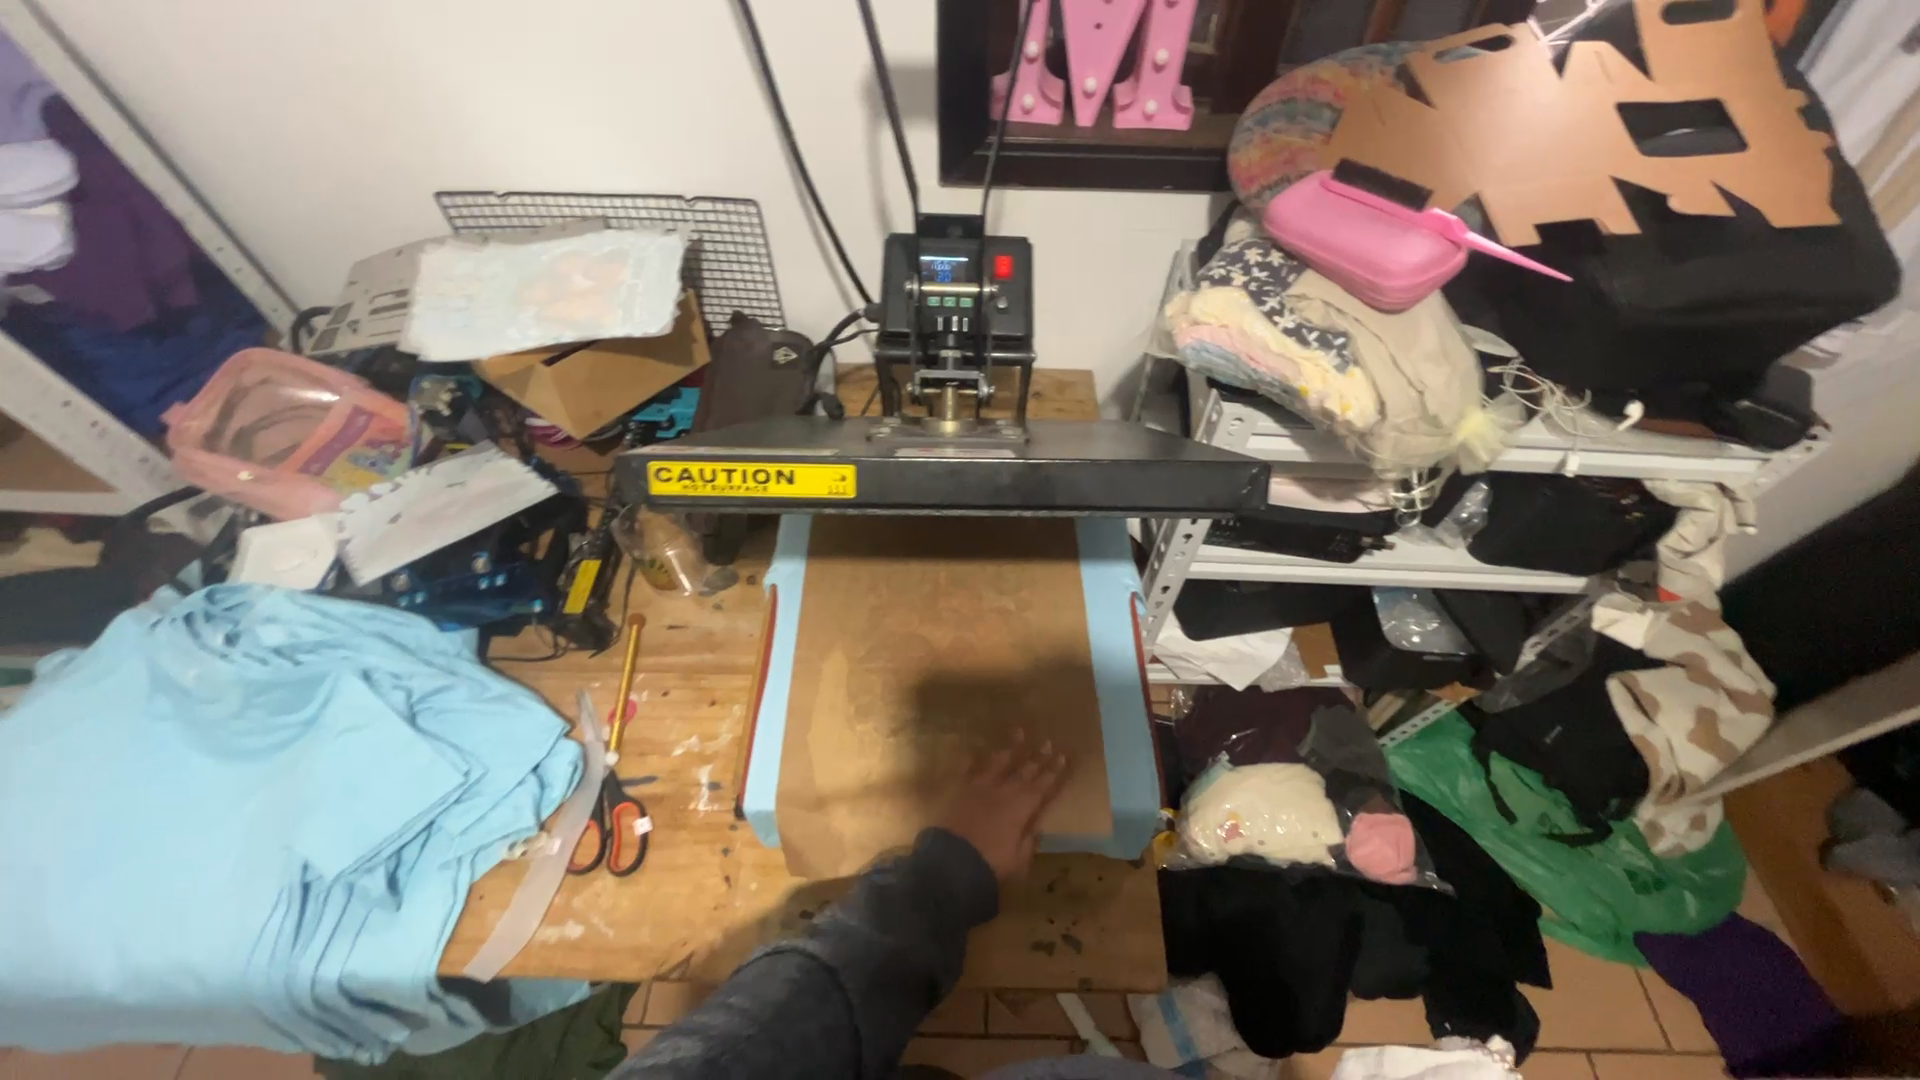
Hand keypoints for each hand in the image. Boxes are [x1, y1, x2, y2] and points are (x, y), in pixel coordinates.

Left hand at [937, 731, 1068, 881]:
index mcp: (1021, 809)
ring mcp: (981, 788)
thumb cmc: (990, 865)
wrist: (952, 862)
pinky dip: (972, 760)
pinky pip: (969, 770)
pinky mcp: (961, 790)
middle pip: (1024, 771)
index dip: (1053, 772)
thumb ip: (1028, 842)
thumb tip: (1037, 828)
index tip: (1062, 757)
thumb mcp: (1017, 860)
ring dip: (1010, 748)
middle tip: (1048, 742)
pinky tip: (975, 750)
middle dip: (1038, 757)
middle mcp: (1004, 792)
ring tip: (1019, 732)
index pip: (1042, 787)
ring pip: (998, 763)